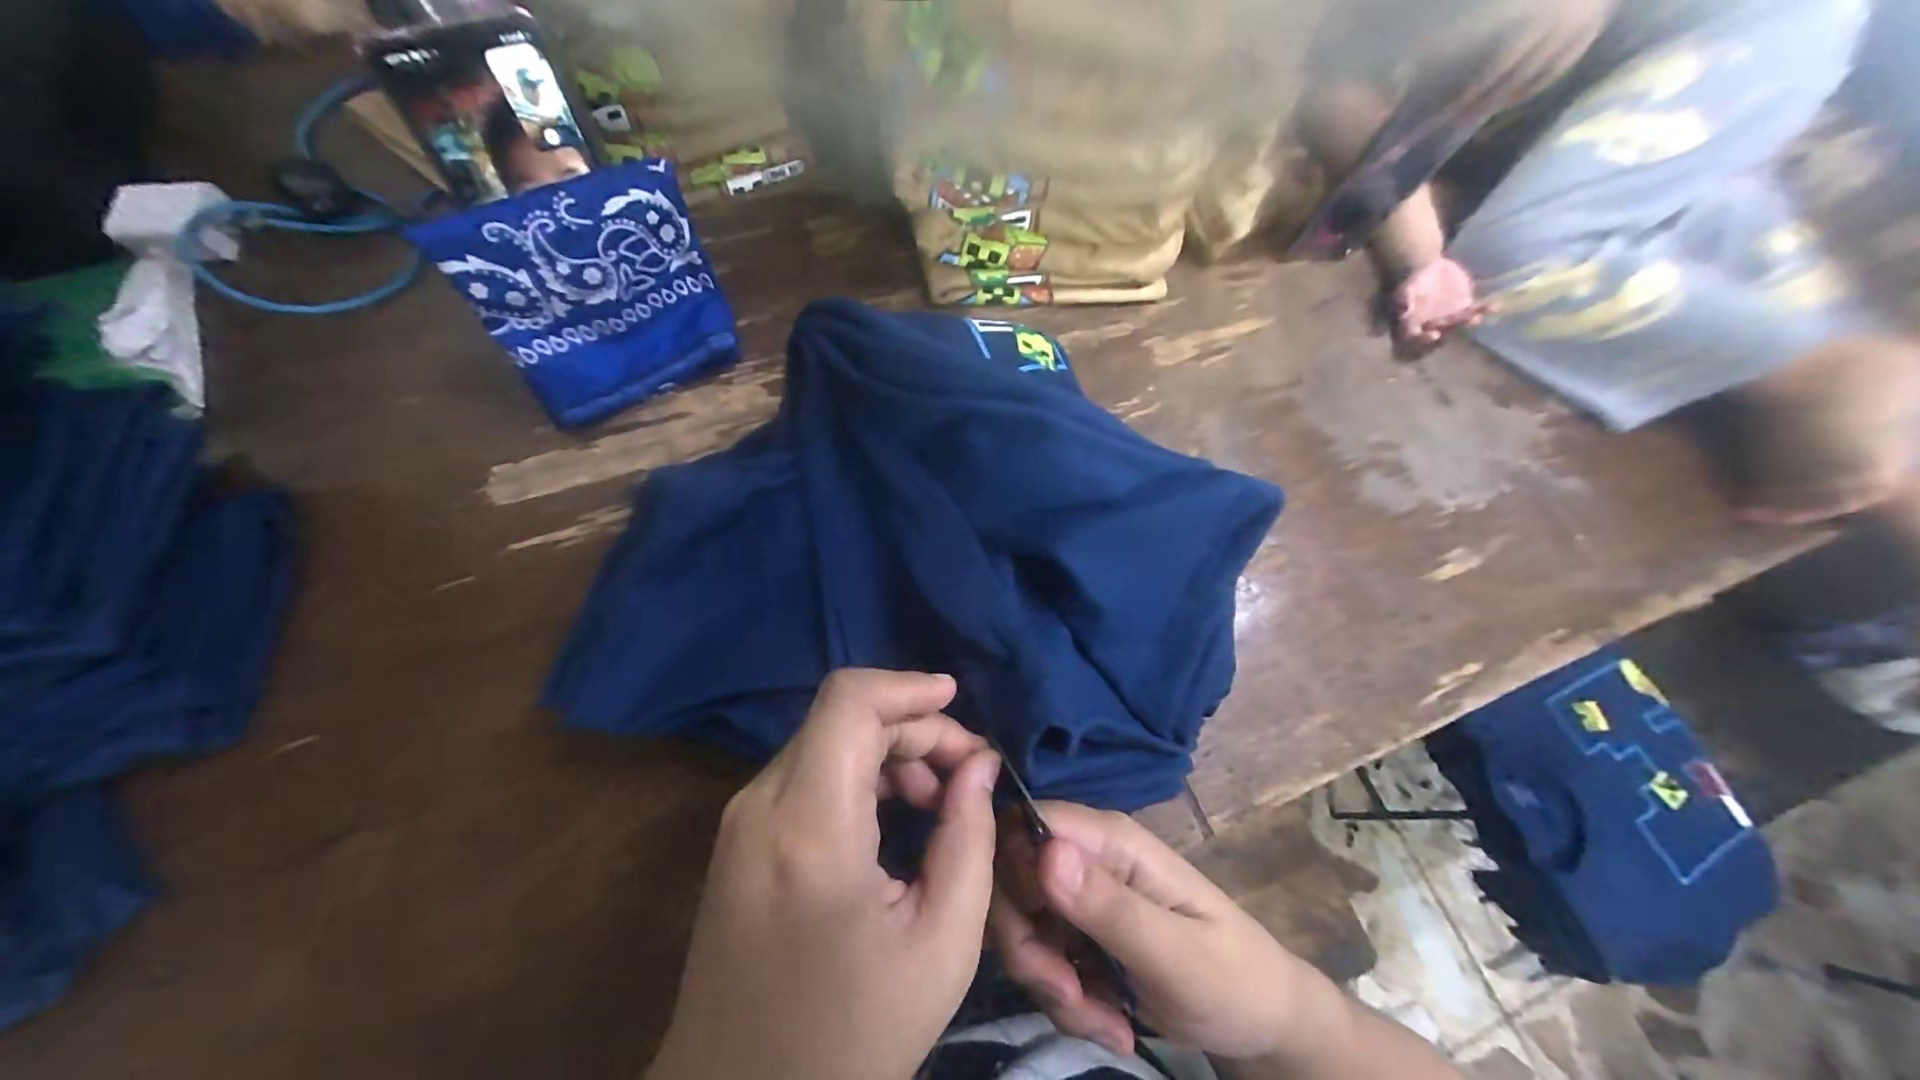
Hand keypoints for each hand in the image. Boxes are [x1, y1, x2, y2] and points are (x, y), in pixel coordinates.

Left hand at [648, 670, 1002, 1079]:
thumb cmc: (850, 1037)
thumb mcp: (941, 943)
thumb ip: (968, 837)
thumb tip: (979, 763)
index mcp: (810, 829)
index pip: (849, 702)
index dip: (907, 687)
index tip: (959, 701)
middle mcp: (762, 805)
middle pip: (842, 716)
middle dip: (913, 727)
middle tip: (967, 771)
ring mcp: (741, 818)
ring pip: (825, 739)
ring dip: (888, 750)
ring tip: (938, 797)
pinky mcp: (738, 835)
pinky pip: (807, 772)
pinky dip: (858, 773)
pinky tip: (895, 814)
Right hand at [987, 802, 1334, 1060]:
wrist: (1261, 1023)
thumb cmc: (1233, 979)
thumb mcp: (1176, 955)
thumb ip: (1110, 906)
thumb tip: (1044, 852)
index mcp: (1111, 840)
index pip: (1026, 824)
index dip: (1011, 873)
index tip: (1037, 934)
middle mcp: (1086, 857)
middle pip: (1012, 879)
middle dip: (1028, 947)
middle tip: (1069, 997)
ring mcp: (1078, 895)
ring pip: (1021, 926)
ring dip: (1050, 985)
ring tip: (1106, 1024)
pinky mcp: (1076, 931)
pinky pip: (1040, 959)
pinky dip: (1062, 1000)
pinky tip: (1108, 1024)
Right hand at [1396, 257, 1493, 346]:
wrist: (1432, 270)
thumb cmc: (1415, 281)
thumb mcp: (1407, 289)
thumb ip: (1405, 299)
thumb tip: (1404, 309)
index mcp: (1415, 324)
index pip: (1416, 337)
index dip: (1424, 339)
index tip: (1434, 335)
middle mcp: (1432, 326)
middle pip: (1441, 332)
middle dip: (1453, 329)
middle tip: (1463, 323)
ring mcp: (1449, 319)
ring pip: (1459, 324)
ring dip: (1470, 320)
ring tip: (1478, 315)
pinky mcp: (1464, 309)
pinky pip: (1474, 312)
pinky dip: (1484, 310)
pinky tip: (1494, 306)